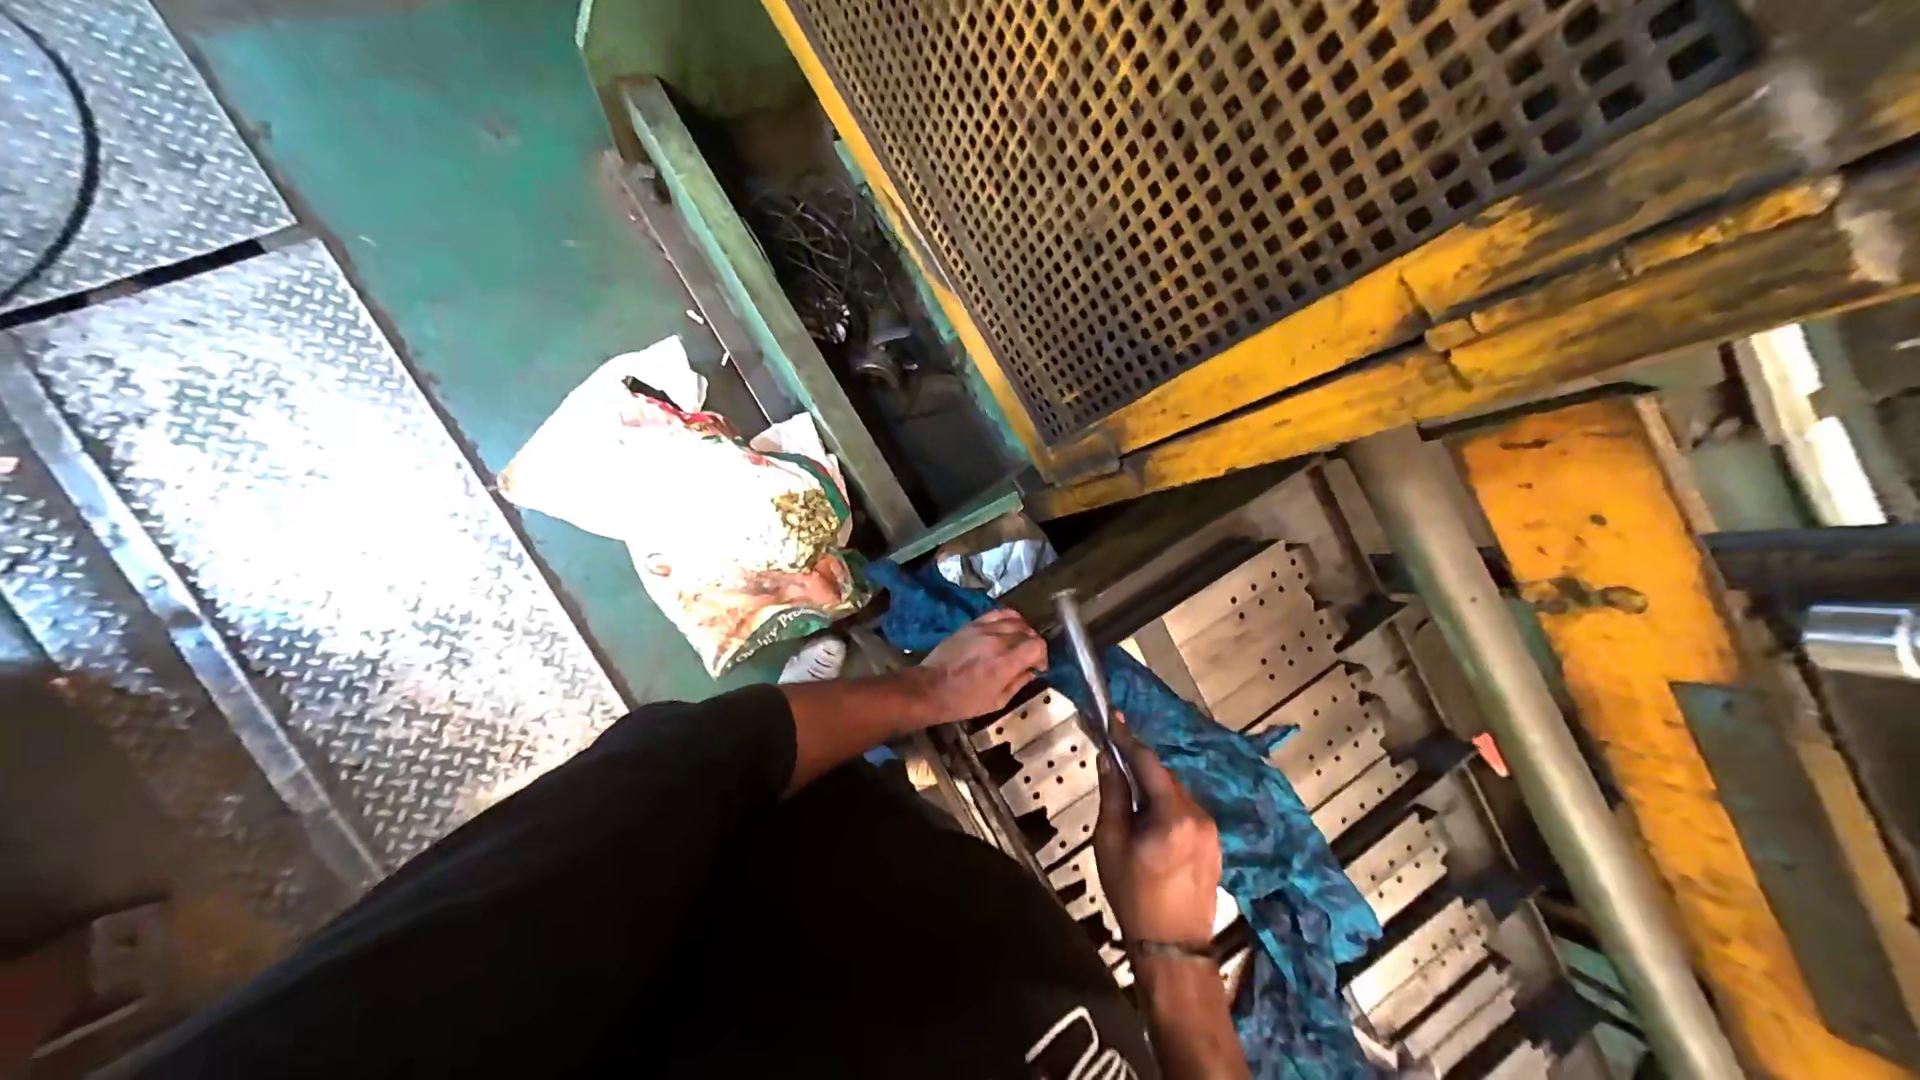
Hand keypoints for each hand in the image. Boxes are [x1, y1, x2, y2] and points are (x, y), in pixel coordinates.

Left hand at [915, 609, 1046, 723]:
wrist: (931, 688)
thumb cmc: (964, 701)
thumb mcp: (997, 701)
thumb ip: (1018, 683)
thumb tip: (1032, 671)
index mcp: (1005, 662)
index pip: (1037, 645)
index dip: (1043, 656)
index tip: (1038, 667)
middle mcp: (998, 640)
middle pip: (1028, 632)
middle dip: (1033, 645)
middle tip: (1029, 658)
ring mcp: (984, 629)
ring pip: (1015, 620)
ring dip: (1023, 631)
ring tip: (1019, 643)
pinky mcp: (972, 624)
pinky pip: (998, 613)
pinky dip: (1009, 618)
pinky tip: (1009, 628)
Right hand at [1094, 718, 1221, 947]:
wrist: (1172, 947)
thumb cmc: (1133, 893)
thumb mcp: (1110, 841)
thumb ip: (1113, 795)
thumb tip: (1109, 758)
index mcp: (1174, 813)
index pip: (1149, 762)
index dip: (1128, 738)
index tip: (1113, 717)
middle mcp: (1200, 814)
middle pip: (1165, 776)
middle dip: (1139, 768)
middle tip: (1113, 765)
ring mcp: (1212, 829)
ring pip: (1177, 793)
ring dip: (1154, 789)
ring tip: (1129, 803)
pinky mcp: (1215, 843)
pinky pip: (1187, 811)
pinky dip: (1167, 806)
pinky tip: (1150, 822)